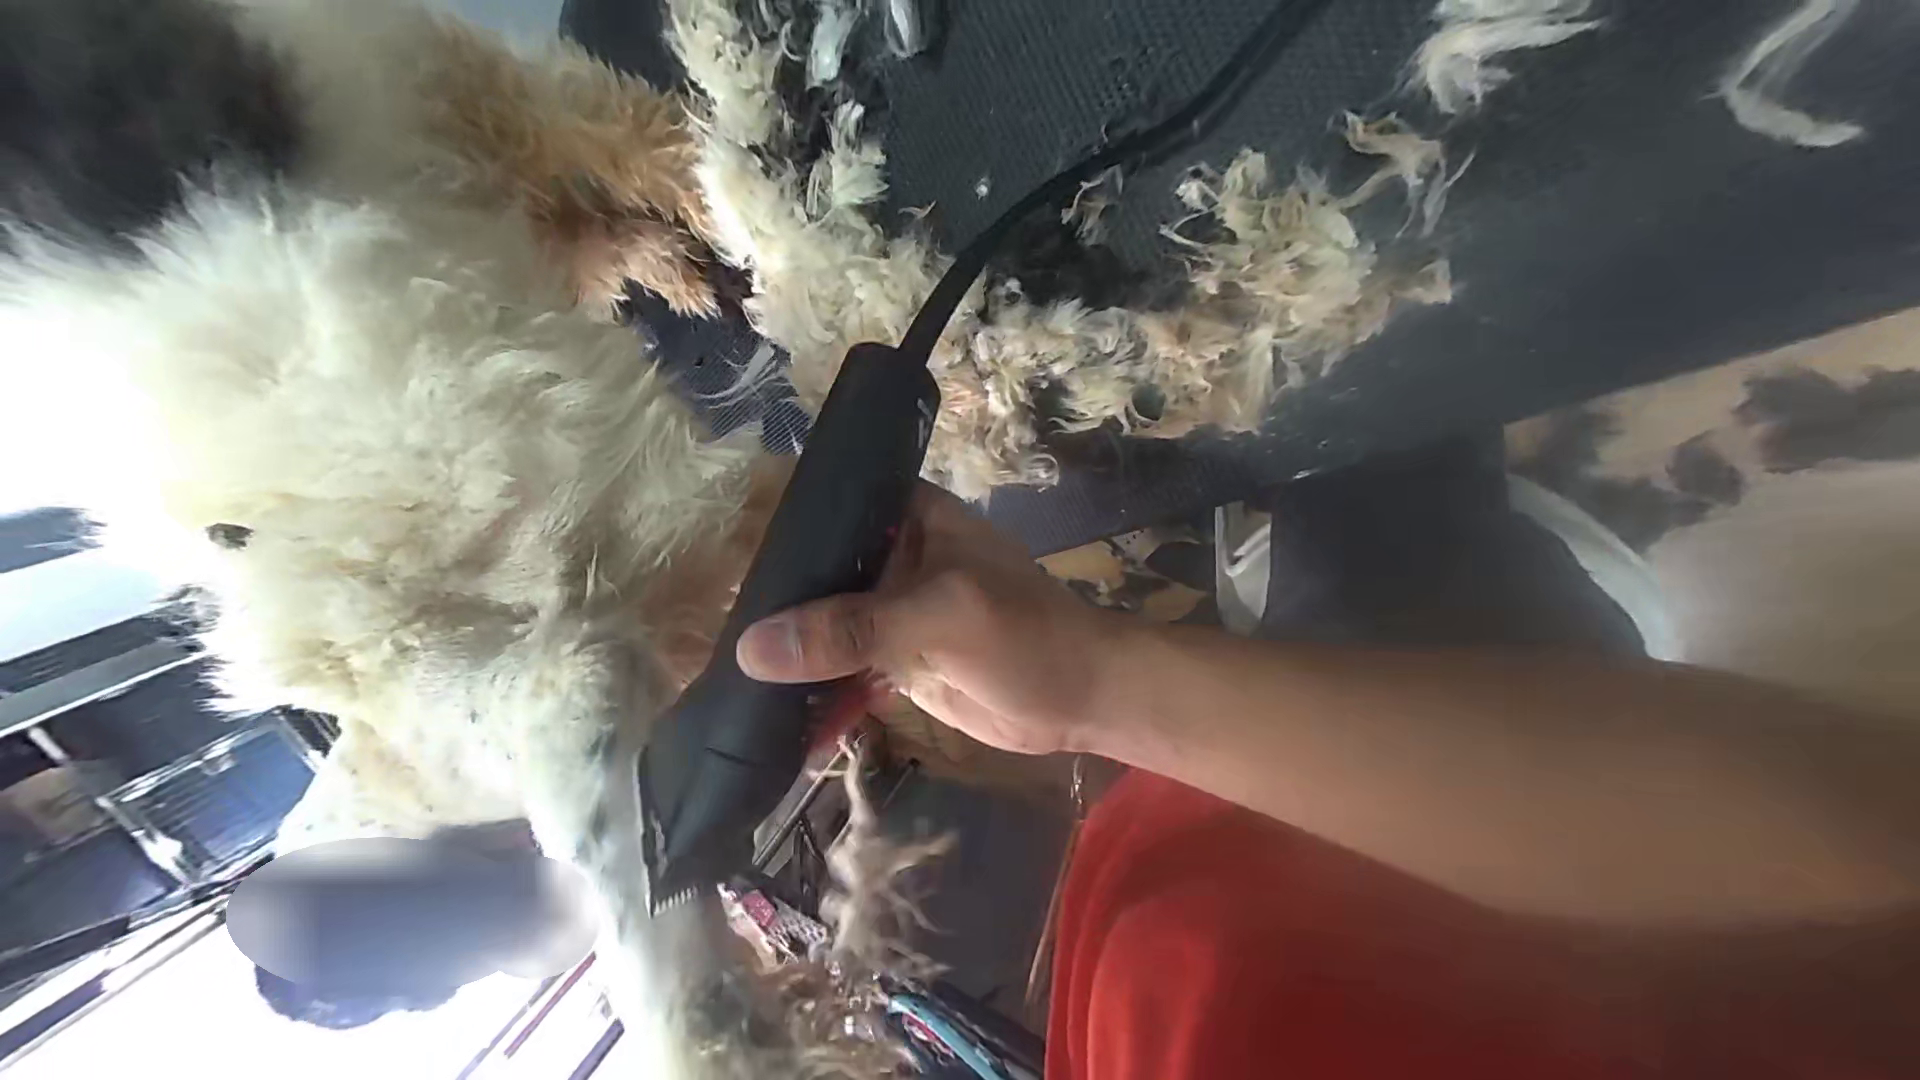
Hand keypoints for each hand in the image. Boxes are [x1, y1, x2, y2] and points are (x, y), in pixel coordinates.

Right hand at [735, 484, 1123, 755]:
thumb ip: (853, 627)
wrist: (1079, 698)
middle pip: (813, 571)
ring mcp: (891, 609)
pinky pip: (842, 671)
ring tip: (719, 681)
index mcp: (906, 518)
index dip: (767, 526)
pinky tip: (776, 727)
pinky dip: (816, 696)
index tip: (702, 553)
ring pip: (823, 625)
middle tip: (695, 629)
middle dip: (764, 601)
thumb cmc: (1025, 635)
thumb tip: (753, 647)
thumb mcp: (942, 618)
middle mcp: (892, 556)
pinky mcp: (895, 658)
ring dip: (785, 654)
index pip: (823, 507)